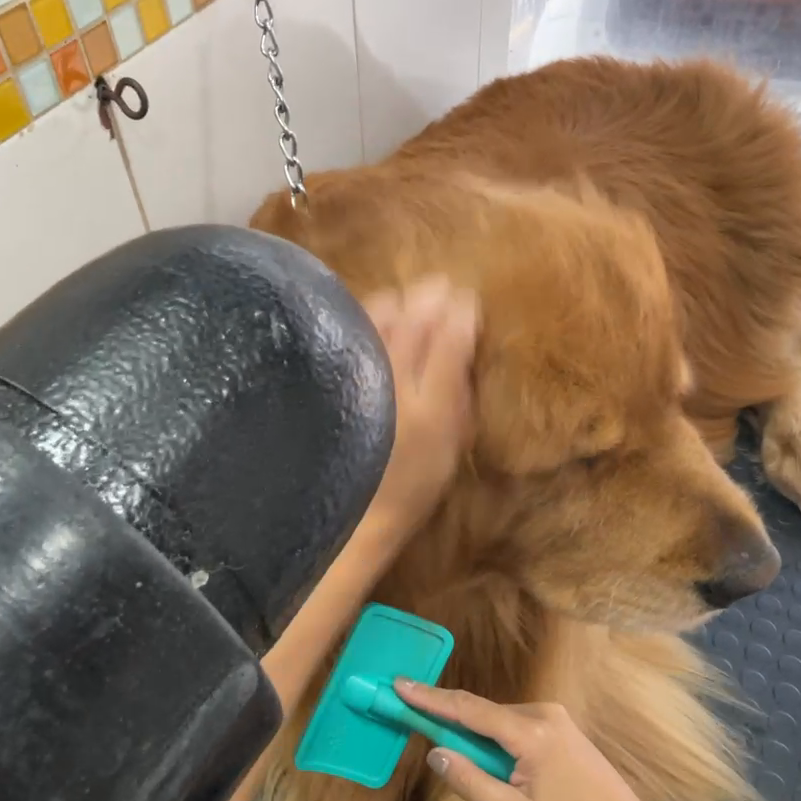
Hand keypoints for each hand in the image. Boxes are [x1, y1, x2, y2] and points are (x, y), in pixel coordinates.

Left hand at [360, 278, 479, 543]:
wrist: (359, 512)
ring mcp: (360, 383)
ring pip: (380, 322)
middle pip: (415, 323)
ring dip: (399, 301)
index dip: (462, 314)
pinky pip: (351, 335)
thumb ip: (460, 398)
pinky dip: (366, 317)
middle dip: (431, 298)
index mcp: (433, 409)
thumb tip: (465, 347)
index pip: (452, 343)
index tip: (467, 300)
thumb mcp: (452, 447)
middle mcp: (396, 389)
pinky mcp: (334, 383)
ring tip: (408, 299)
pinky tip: (375, 316)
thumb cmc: (414, 484)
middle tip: (441, 288)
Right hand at [396, 680, 679, 800]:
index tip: (398, 685)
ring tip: (487, 780)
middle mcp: (544, 713)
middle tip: (423, 733)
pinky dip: (499, 743)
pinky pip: (517, 727)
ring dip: (480, 741)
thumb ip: (469, 781)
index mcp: (532, 733)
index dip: (429, 698)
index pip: (468, 709)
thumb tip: (435, 752)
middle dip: (453, 724)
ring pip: (500, 722)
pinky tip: (505, 773)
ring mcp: (557, 717)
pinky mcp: (564, 728)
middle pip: (483, 714)